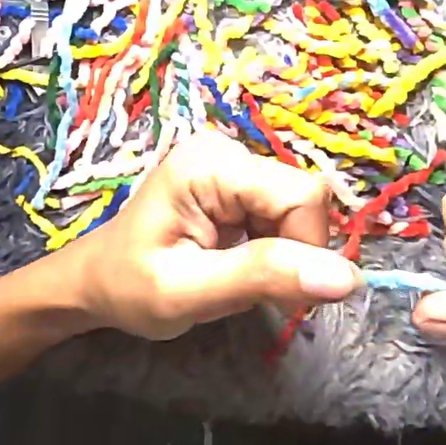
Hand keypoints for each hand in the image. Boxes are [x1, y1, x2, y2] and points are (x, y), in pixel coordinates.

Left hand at [58, 131, 359, 339]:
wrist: (97, 281)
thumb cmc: (129, 287)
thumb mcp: (188, 292)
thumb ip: (263, 277)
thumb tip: (348, 278)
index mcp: (208, 164)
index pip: (301, 195)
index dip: (305, 248)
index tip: (280, 294)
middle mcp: (226, 150)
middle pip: (303, 198)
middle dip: (294, 252)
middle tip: (255, 290)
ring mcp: (232, 162)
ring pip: (299, 207)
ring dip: (286, 252)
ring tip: (241, 277)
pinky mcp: (237, 180)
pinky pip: (284, 211)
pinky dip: (277, 246)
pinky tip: (242, 261)